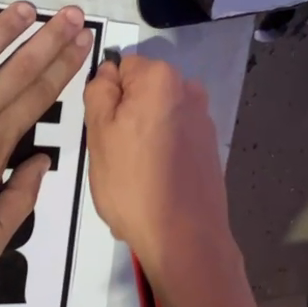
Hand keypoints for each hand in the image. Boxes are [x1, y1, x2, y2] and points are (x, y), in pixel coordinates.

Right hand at [83, 54, 233, 290]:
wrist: (185, 238)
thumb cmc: (133, 184)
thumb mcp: (98, 133)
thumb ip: (99, 92)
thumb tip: (109, 73)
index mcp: (161, 78)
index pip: (121, 68)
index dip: (106, 96)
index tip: (102, 129)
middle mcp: (189, 90)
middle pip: (142, 92)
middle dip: (125, 116)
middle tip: (114, 153)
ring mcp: (203, 120)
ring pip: (157, 117)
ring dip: (142, 136)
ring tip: (133, 173)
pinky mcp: (209, 148)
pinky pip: (173, 139)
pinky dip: (161, 154)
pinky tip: (154, 183)